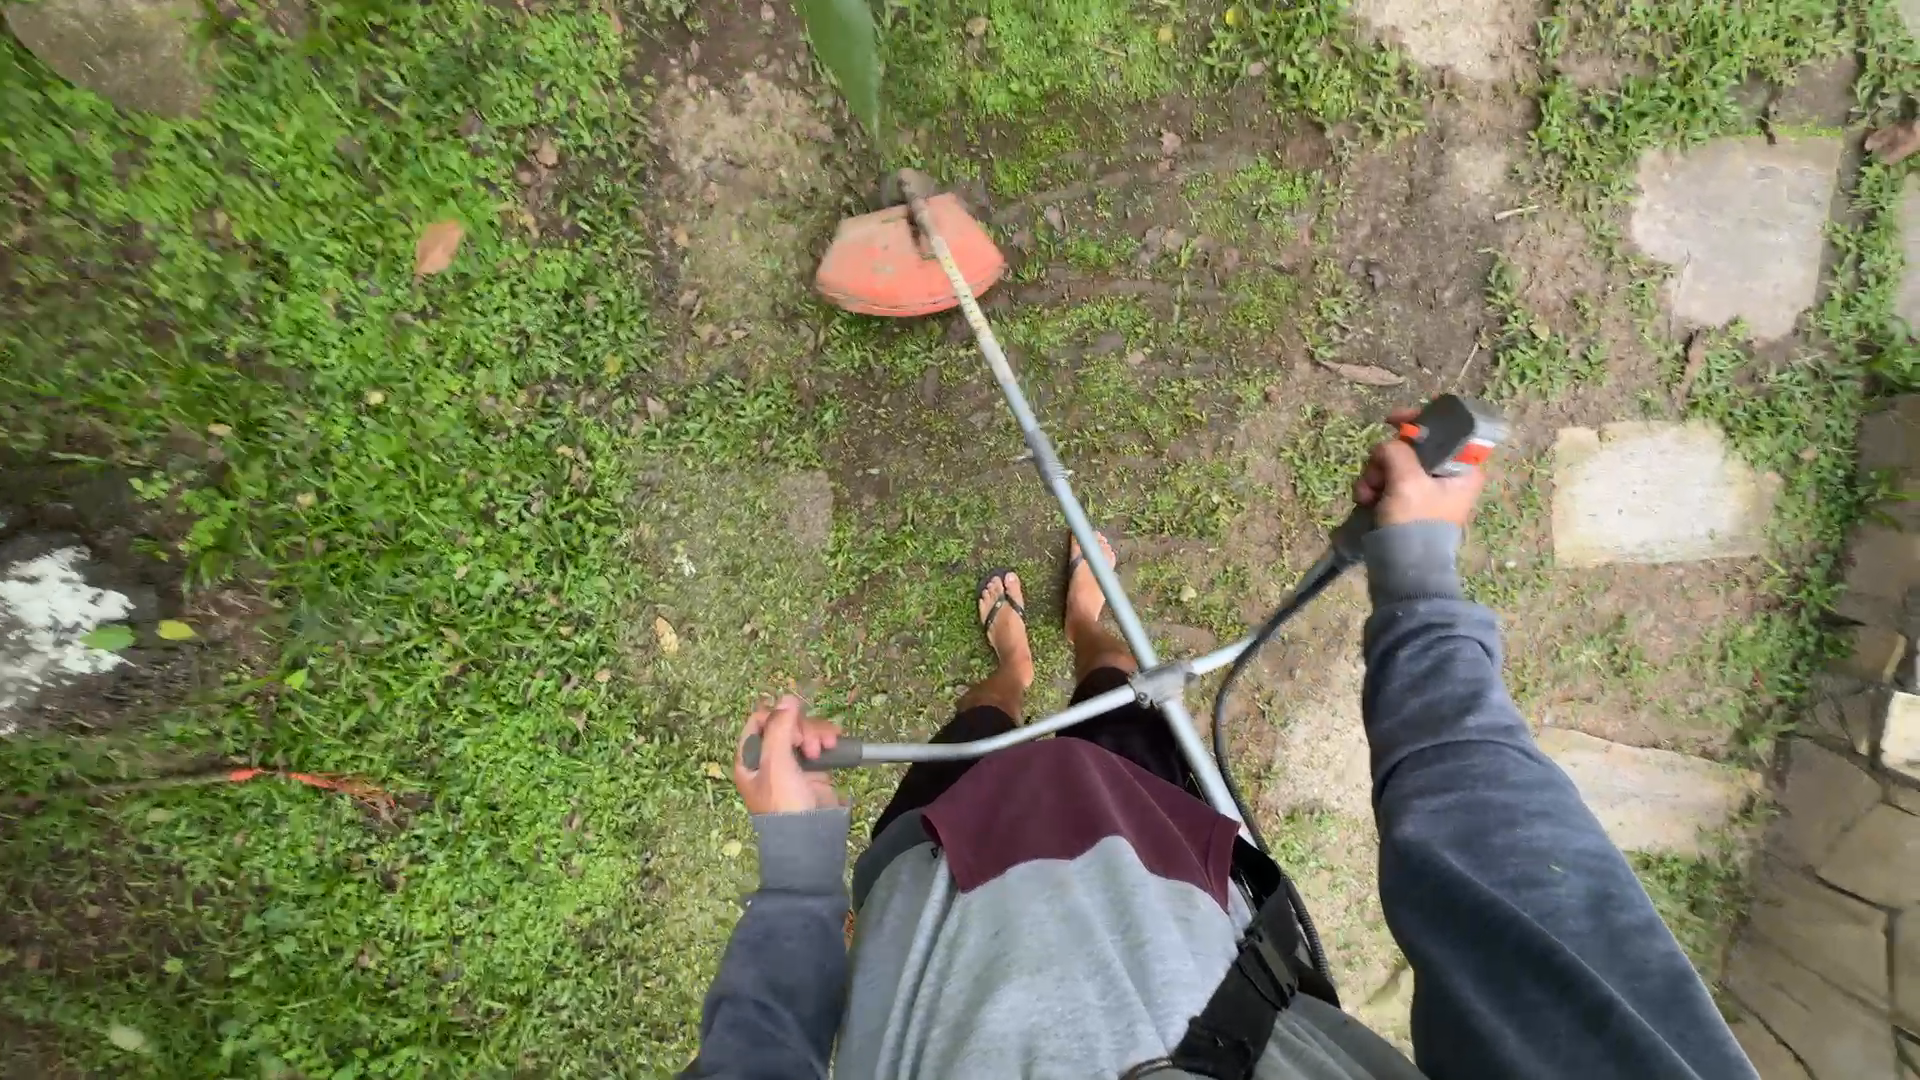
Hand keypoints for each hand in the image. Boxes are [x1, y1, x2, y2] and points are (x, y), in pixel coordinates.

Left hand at [733, 695, 841, 815]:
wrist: (809, 837)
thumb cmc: (784, 802)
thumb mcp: (776, 763)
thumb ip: (780, 728)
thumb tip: (787, 698)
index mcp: (750, 757)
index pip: (759, 721)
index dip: (777, 717)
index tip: (791, 726)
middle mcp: (769, 757)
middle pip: (786, 723)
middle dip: (802, 727)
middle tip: (809, 744)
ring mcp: (793, 763)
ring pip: (805, 731)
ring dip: (817, 732)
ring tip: (827, 745)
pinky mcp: (814, 768)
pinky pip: (819, 743)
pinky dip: (827, 739)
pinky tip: (834, 743)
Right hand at [1352, 407, 1487, 528]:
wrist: (1404, 566)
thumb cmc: (1414, 522)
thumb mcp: (1407, 482)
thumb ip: (1397, 452)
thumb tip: (1387, 446)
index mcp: (1463, 469)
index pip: (1447, 431)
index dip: (1420, 421)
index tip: (1392, 421)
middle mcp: (1446, 476)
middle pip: (1411, 448)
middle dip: (1385, 458)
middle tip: (1375, 474)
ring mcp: (1424, 490)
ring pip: (1392, 464)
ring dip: (1373, 475)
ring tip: (1366, 495)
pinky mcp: (1405, 502)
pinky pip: (1384, 482)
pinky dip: (1371, 488)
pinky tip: (1364, 501)